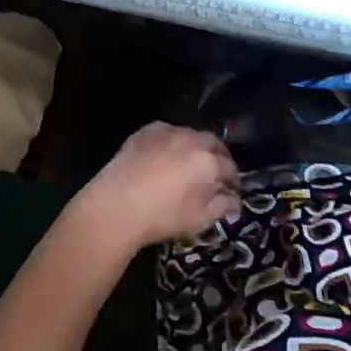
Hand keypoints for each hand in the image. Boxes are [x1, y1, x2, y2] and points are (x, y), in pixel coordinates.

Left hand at [75, 122, 239, 250]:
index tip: (233, 190)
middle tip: (217, 172)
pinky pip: (166, 131)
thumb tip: (233, 200)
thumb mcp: (198, 219)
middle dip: (218, 156)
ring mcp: (165, 132)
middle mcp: (189, 140)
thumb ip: (220, 206)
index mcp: (207, 161)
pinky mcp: (144, 132)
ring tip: (192, 161)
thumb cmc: (162, 217)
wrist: (116, 205)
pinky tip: (167, 152)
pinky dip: (173, 140)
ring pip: (189, 134)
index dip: (234, 179)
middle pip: (212, 142)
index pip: (229, 167)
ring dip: (196, 145)